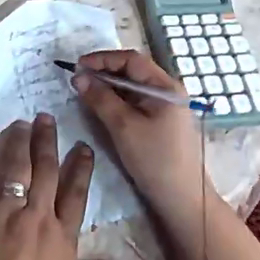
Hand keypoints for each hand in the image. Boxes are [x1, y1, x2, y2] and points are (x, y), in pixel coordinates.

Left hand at [0, 116, 135, 259]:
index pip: (76, 196)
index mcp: (62, 239)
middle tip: (47, 117)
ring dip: (17, 144)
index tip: (84, 147)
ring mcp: (4, 216)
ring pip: (14, 170)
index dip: (81, 170)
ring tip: (20, 123)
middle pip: (45, 173)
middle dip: (47, 142)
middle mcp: (35, 218)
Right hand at [74, 50, 206, 218]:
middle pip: (132, 71)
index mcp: (165, 86)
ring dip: (108, 87)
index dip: (103, 59)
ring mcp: (165, 107)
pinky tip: (100, 107)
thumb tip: (79, 76)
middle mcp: (167, 91)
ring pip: (132, 87)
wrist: (182, 200)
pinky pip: (134, 102)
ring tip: (84, 92)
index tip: (77, 66)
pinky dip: (116, 101)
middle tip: (78, 80)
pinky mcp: (160, 122)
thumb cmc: (155, 159)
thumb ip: (100, 98)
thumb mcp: (123, 127)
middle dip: (103, 72)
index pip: (131, 59)